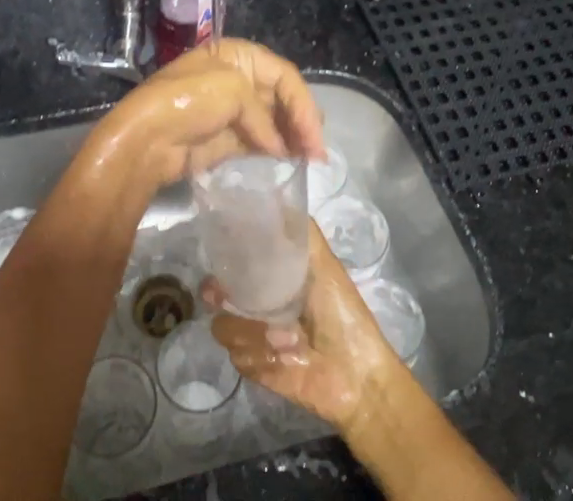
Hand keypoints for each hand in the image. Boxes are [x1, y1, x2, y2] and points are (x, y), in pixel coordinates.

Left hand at [89, 38, 324, 187]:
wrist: (147, 139)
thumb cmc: (189, 101)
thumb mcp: (233, 90)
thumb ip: (264, 115)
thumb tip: (278, 146)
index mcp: (237, 54)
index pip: (284, 75)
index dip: (302, 104)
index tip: (314, 136)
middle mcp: (237, 78)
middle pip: (281, 97)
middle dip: (302, 120)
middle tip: (317, 150)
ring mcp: (231, 110)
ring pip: (274, 121)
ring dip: (293, 137)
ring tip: (310, 158)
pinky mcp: (225, 139)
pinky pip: (260, 142)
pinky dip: (276, 150)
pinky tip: (290, 160)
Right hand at [204, 223, 404, 436]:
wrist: (355, 375)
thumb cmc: (343, 315)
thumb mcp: (326, 266)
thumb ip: (303, 234)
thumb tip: (278, 197)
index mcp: (274, 279)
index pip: (235, 263)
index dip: (224, 256)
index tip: (217, 248)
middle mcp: (257, 306)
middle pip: (217, 294)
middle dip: (216, 292)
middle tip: (217, 293)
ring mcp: (252, 337)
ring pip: (223, 326)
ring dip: (253, 331)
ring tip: (288, 339)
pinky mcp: (252, 367)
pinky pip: (238, 355)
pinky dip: (262, 356)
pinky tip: (286, 358)